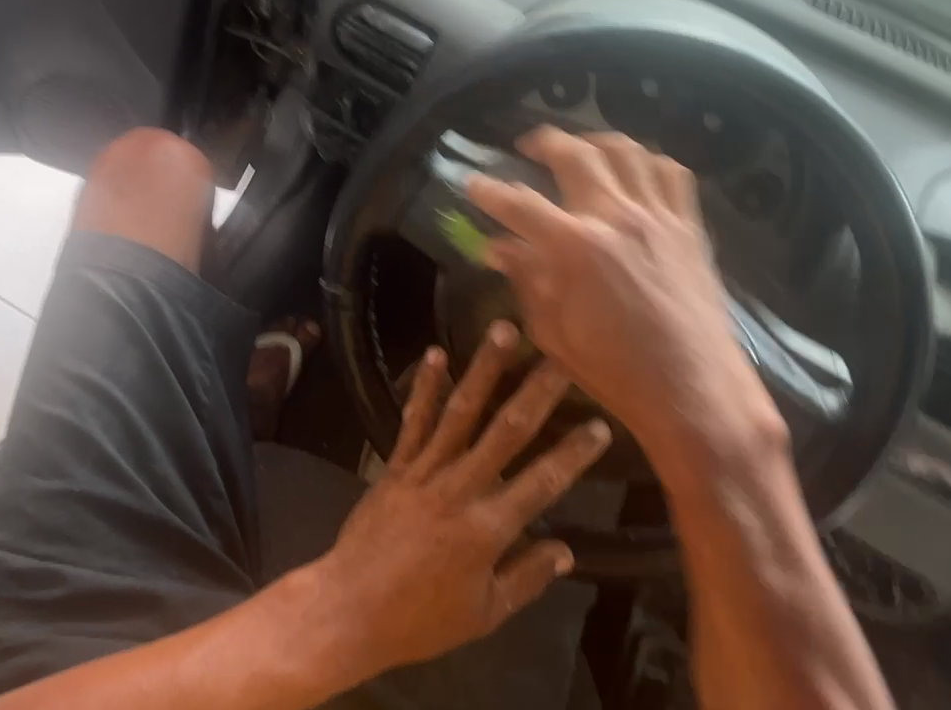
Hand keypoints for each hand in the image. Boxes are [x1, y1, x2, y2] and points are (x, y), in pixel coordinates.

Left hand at [311, 320, 611, 675]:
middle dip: (537, 390)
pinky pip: (414, 420)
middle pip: (506, 430)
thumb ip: (527, 578)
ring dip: (485, 369)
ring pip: (462, 412)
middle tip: (562, 354)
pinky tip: (437, 353)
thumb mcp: (484, 614)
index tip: (601, 424)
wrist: (348, 609)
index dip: (574, 452)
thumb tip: (566, 549)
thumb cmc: (421, 619)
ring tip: (503, 331)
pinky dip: (427, 387)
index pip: (543, 481)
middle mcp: (461, 487)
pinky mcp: (396, 465)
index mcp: (489, 527)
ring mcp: (426, 470)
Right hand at [467, 126, 785, 458]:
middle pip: (575, 155)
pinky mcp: (689, 226)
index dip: (491, 192)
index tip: (473, 183)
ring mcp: (658, 217)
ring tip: (579, 148)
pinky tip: (635, 171)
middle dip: (544, 142)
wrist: (692, 389)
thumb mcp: (554, 332)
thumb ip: (527, 280)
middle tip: (526, 148)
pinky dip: (648, 161)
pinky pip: (670, 173)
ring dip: (595, 141)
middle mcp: (617, 218)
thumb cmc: (616, 371)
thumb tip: (497, 248)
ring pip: (626, 151)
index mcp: (576, 248)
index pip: (521, 205)